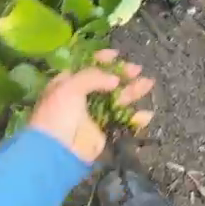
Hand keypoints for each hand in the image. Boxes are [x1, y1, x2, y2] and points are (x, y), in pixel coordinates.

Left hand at [27, 49, 154, 164]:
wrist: (57, 151)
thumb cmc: (58, 114)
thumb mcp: (70, 87)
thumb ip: (93, 77)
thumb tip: (115, 79)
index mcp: (67, 83)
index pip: (85, 66)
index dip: (101, 59)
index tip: (116, 54)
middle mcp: (80, 96)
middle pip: (105, 81)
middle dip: (121, 74)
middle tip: (137, 69)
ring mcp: (93, 114)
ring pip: (116, 99)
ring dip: (132, 91)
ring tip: (148, 83)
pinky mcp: (103, 131)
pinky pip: (122, 120)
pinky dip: (135, 118)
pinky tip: (146, 114)